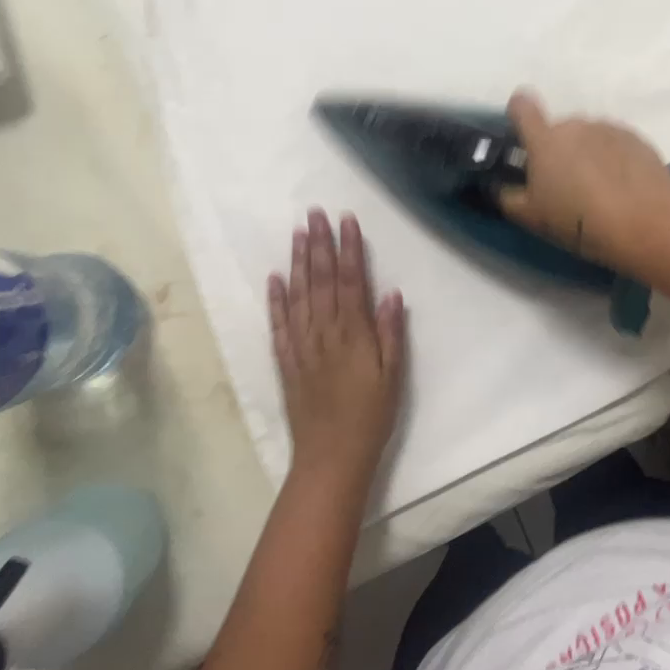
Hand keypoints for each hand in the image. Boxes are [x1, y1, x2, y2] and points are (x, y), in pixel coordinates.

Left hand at [269, 209, 406, 485]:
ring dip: (298, 262)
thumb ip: (391, 333)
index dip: (349, 249)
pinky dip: (276, 299)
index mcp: (354, 334)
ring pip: (298, 295)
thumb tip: (391, 293)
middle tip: (315, 213)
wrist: (332, 456)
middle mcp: (324, 332)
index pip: (351, 281)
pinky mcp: (286, 361)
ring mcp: (301, 345)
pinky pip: (278, 324)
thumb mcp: (394, 376)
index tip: (347, 220)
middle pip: (321, 280)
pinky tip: (275, 278)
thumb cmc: (372, 416)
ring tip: (297, 232)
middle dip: (320, 244)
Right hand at [497, 91, 669, 267]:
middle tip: (566, 188)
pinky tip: (623, 189)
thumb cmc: (581, 221)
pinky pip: (615, 144)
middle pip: (559, 130)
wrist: (648, 223)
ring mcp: (610, 128)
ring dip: (588, 155)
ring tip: (599, 192)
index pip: (522, 106)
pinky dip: (614, 160)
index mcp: (545, 139)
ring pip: (589, 137)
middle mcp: (576, 124)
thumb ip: (509, 197)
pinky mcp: (638, 139)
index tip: (523, 136)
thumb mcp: (532, 219)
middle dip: (559, 152)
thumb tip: (502, 185)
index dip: (518, 114)